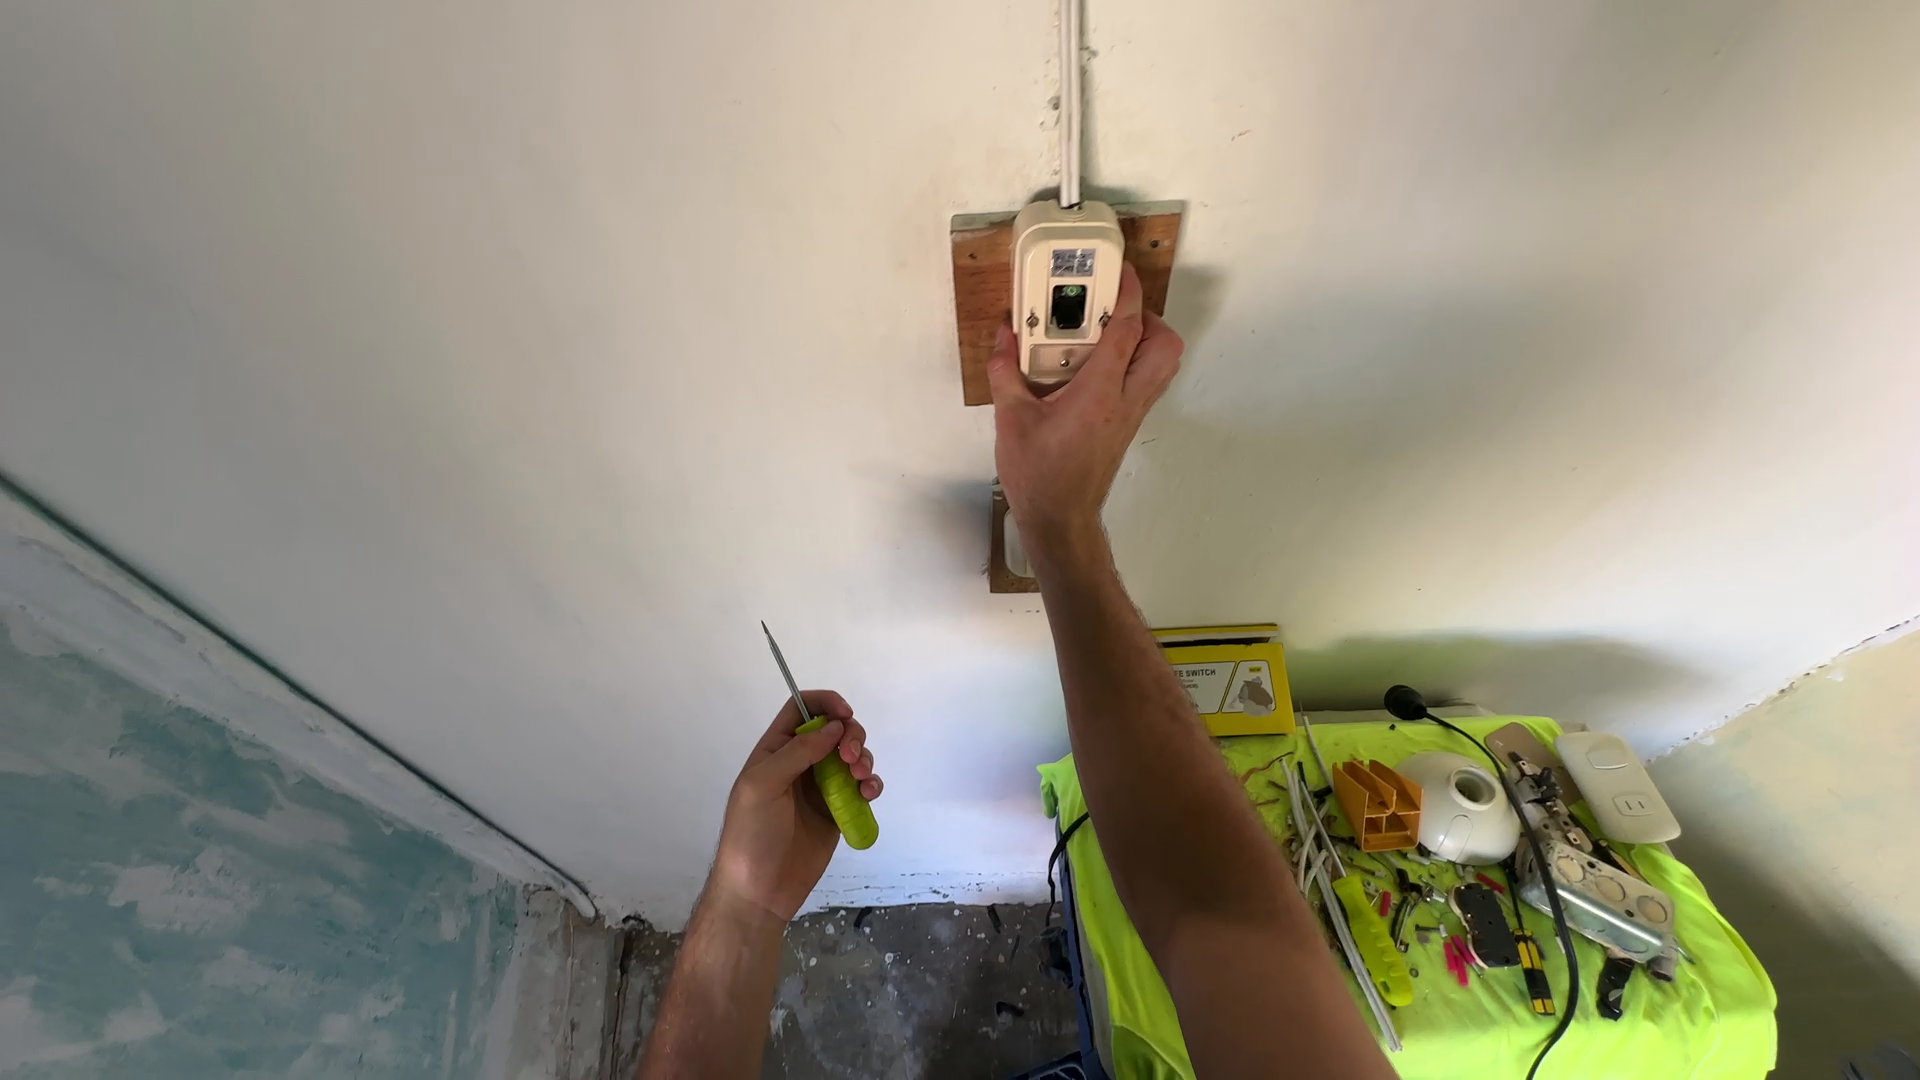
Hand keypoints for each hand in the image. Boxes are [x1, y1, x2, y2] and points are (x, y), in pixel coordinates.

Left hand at [707, 691, 882, 923]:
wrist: (760, 893)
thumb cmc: (752, 835)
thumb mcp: (762, 786)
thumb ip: (797, 753)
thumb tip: (834, 728)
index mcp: (776, 750)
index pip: (801, 709)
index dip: (825, 703)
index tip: (845, 715)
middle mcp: (800, 762)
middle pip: (834, 729)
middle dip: (851, 735)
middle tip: (851, 757)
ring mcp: (821, 786)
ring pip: (852, 755)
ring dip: (864, 758)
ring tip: (861, 779)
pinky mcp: (838, 809)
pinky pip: (861, 786)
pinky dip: (871, 784)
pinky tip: (869, 794)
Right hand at [988, 262, 1183, 555]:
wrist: (1060, 519)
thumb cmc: (1038, 475)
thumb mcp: (1011, 419)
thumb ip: (1005, 370)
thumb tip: (1003, 333)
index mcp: (1098, 393)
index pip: (1127, 330)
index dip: (1128, 293)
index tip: (1121, 271)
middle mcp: (1125, 401)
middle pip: (1165, 345)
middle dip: (1147, 317)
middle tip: (1111, 312)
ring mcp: (1131, 415)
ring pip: (1164, 365)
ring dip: (1146, 340)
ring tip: (1106, 335)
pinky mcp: (1127, 426)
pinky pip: (1147, 383)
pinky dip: (1134, 363)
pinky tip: (1096, 367)